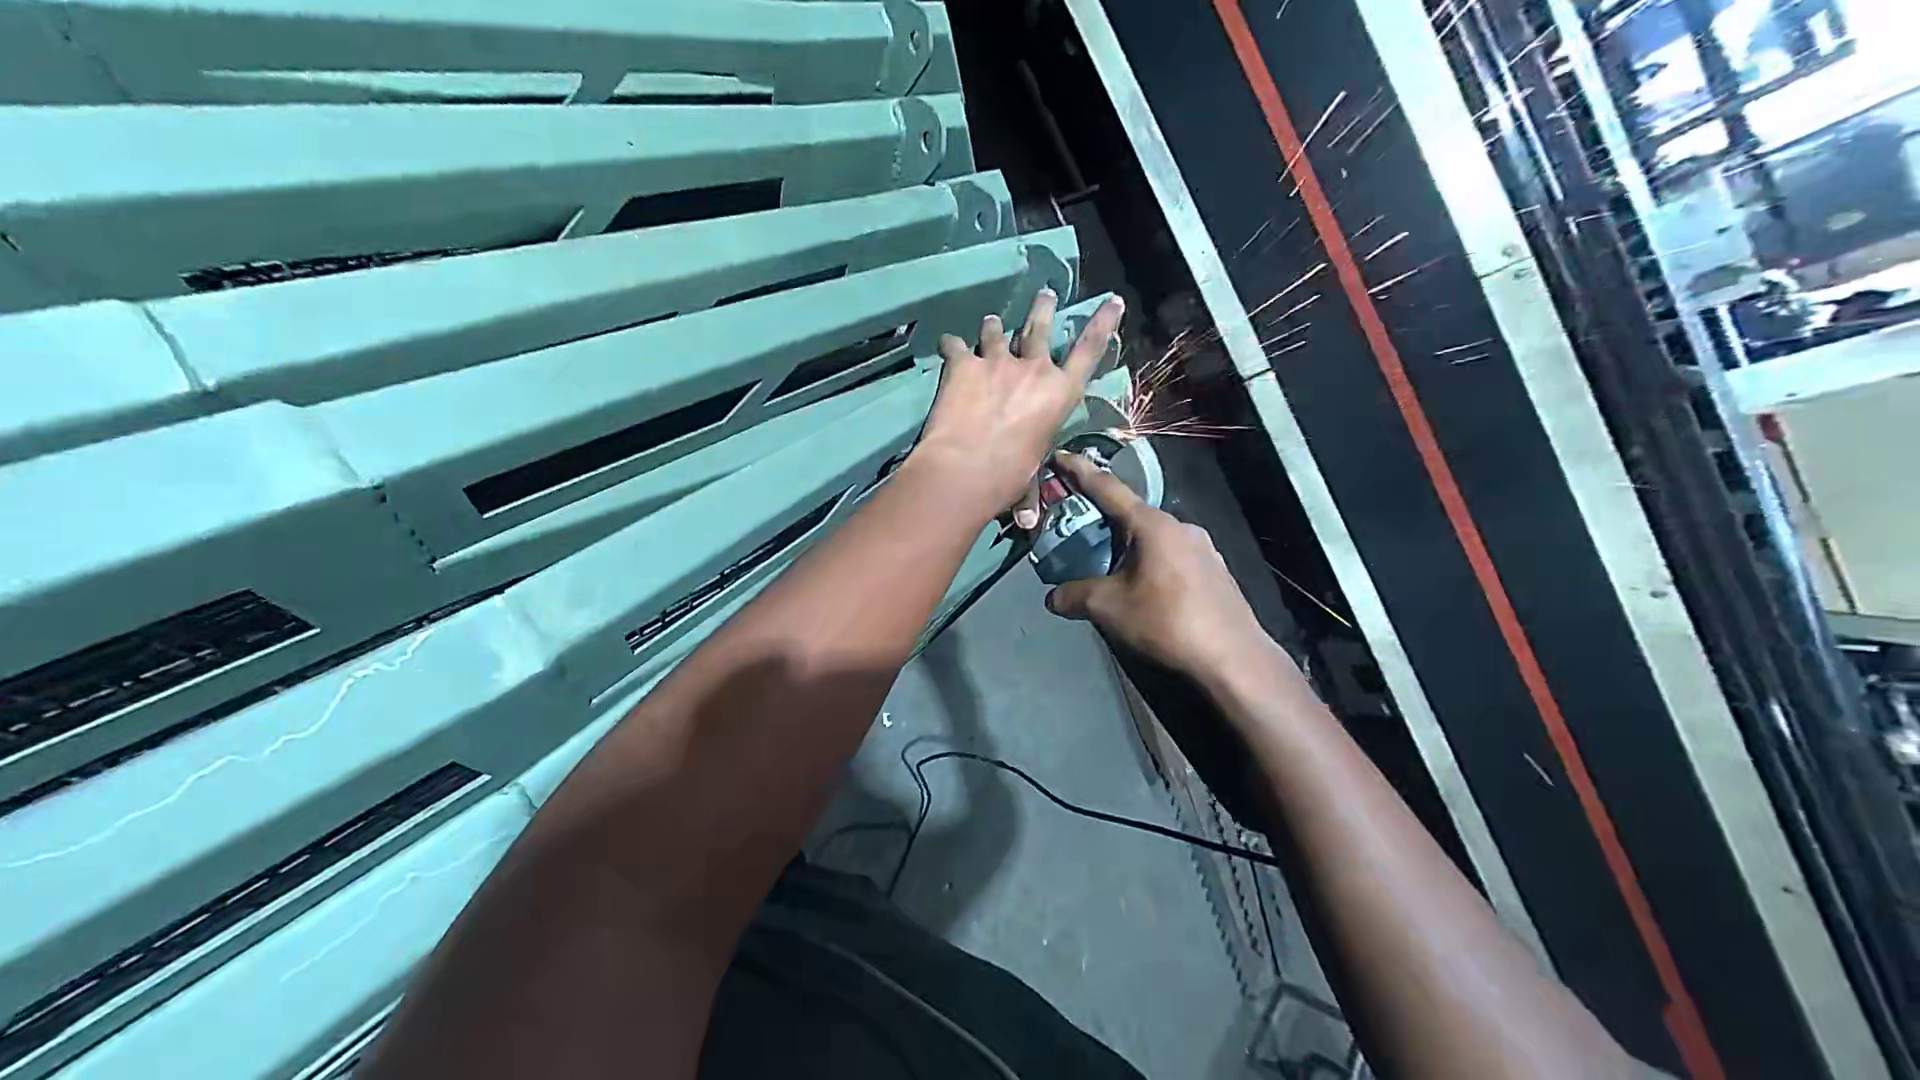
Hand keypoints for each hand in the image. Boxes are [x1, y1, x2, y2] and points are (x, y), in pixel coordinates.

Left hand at [910, 290, 1124, 522]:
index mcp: (1059, 394)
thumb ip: (1029, 493)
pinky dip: (952, 346)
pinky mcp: (963, 364)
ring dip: (993, 326)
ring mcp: (997, 361)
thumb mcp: (1028, 478)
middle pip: (1041, 327)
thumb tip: (1028, 525)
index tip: (1113, 300)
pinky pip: (956, 345)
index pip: (1090, 350)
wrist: (965, 468)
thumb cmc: (1008, 478)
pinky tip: (946, 346)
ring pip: (997, 330)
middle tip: (1045, 292)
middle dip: (1044, 307)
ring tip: (990, 322)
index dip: (1104, 322)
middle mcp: (1033, 369)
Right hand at [1044, 452, 1278, 684]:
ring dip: (1127, 544)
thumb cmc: (1166, 622)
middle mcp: (1180, 526)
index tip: (1060, 456)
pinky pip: (1171, 555)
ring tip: (1106, 565)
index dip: (1079, 471)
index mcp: (1152, 525)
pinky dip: (1148, 561)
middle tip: (1075, 526)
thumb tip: (1053, 598)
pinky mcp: (1214, 570)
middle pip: (1131, 513)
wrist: (1232, 658)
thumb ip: (1075, 596)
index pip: (1108, 488)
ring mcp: (1202, 547)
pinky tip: (1142, 587)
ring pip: (1153, 537)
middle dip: (1101, 517)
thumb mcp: (1109, 608)